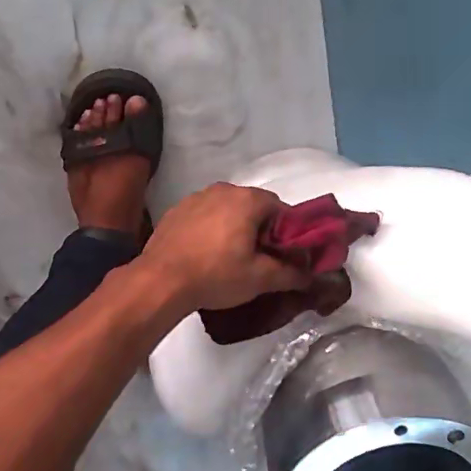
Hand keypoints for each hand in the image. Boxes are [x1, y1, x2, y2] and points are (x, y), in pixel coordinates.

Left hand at [135, 183, 311, 311]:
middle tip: (261, 259)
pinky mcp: (177, 211)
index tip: (286, 254)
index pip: (281, 208)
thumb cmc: (215, 275)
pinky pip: (205, 216)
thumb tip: (310, 275)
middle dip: (261, 229)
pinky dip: (211, 229)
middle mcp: (223, 190)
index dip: (289, 232)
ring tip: (232, 257)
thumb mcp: (260, 279)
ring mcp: (196, 197)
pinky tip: (206, 253)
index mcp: (248, 200)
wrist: (160, 281)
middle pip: (254, 206)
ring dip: (235, 227)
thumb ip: (291, 273)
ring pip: (228, 210)